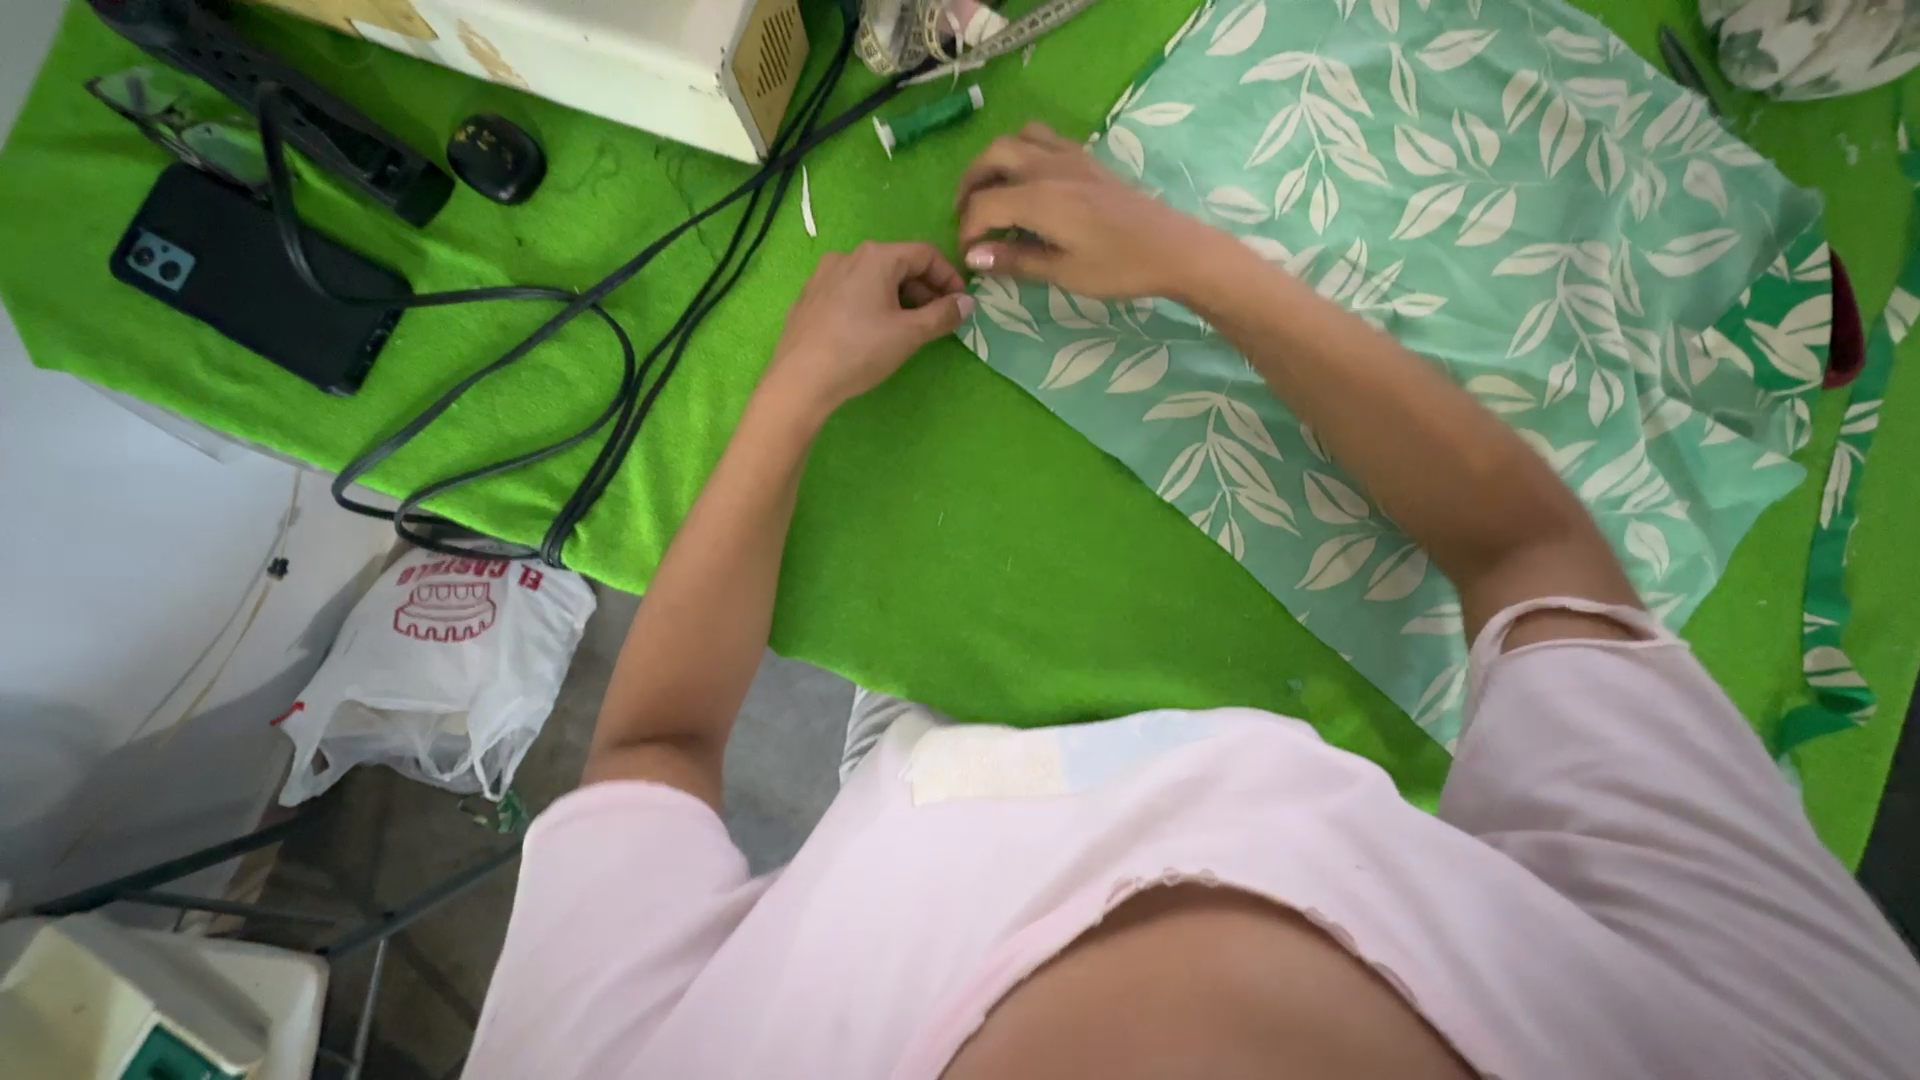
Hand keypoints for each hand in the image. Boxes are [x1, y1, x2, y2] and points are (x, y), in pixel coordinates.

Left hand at [763, 242, 973, 418]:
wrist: (800, 380)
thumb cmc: (860, 352)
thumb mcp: (909, 334)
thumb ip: (943, 315)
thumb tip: (967, 303)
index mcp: (876, 257)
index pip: (925, 254)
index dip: (949, 277)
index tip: (960, 304)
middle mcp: (848, 256)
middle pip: (898, 264)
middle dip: (924, 290)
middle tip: (937, 320)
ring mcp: (824, 275)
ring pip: (874, 278)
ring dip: (899, 298)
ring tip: (907, 329)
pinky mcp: (810, 296)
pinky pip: (851, 291)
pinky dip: (872, 304)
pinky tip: (872, 332)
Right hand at [955, 123, 1220, 298]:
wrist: (1172, 249)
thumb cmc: (1118, 268)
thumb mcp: (1063, 273)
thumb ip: (1016, 261)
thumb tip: (974, 257)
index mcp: (1040, 199)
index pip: (984, 205)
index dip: (968, 231)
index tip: (969, 258)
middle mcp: (1049, 168)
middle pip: (993, 156)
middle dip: (971, 185)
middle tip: (967, 218)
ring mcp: (1070, 157)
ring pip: (1017, 139)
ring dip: (995, 162)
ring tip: (991, 193)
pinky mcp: (1086, 159)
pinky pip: (1044, 139)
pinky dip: (1024, 153)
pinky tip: (1029, 182)